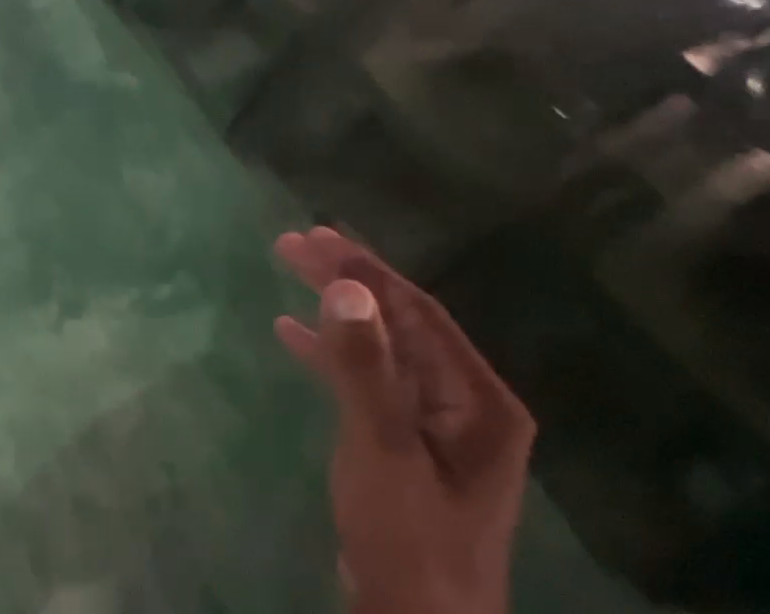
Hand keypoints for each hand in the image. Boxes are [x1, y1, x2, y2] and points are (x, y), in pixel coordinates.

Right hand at [273, 228, 535, 613]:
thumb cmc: (409, 534)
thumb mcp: (383, 447)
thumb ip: (364, 366)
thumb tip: (346, 286)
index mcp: (479, 400)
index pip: (419, 314)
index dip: (366, 270)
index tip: (313, 236)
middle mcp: (465, 404)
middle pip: (401, 323)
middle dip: (349, 281)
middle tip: (292, 242)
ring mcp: (436, 425)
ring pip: (382, 347)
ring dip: (336, 309)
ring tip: (290, 269)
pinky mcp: (405, 443)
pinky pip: (368, 380)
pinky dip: (332, 354)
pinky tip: (292, 334)